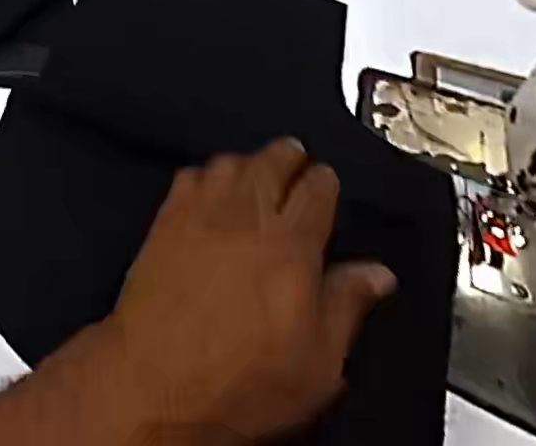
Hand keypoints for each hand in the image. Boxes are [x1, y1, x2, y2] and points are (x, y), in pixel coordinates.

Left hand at [99, 139, 396, 442]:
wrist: (159, 377)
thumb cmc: (240, 379)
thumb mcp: (318, 363)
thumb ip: (347, 306)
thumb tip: (376, 275)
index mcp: (290, 246)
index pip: (316, 190)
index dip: (326, 181)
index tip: (328, 181)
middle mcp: (245, 216)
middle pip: (271, 161)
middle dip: (289, 155)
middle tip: (296, 156)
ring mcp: (201, 211)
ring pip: (230, 162)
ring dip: (249, 160)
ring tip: (258, 167)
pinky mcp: (167, 217)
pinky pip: (190, 174)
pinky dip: (206, 173)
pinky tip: (210, 186)